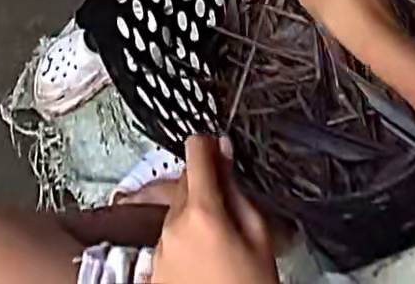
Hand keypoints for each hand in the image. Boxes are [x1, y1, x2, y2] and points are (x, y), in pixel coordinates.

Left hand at [151, 135, 276, 283]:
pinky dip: (186, 240)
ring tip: (222, 246)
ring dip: (196, 215)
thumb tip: (225, 155)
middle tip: (232, 209)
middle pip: (186, 182)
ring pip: (178, 211)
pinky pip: (170, 238)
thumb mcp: (260, 241)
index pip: (195, 151)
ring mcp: (160, 247)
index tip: (220, 149)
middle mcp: (173, 222)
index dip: (209, 144)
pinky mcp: (154, 269)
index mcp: (200, 210)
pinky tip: (207, 264)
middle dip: (206, 186)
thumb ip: (240, 193)